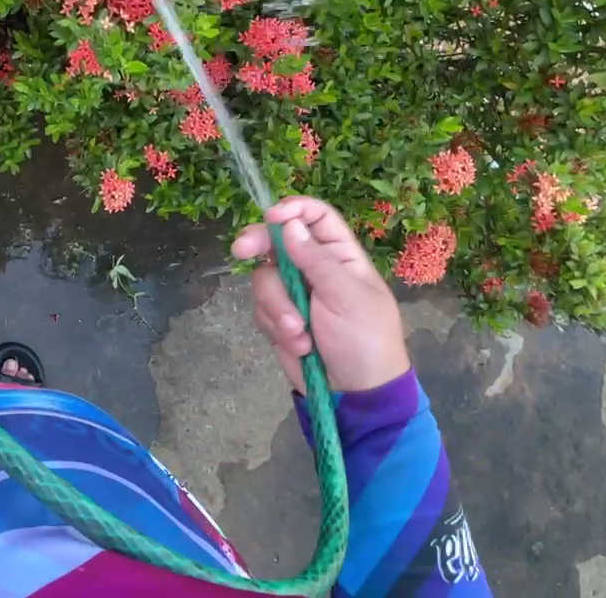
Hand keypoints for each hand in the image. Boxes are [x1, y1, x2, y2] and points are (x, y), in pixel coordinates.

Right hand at [232, 196, 409, 394]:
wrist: (356, 396)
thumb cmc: (364, 340)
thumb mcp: (346, 297)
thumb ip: (315, 260)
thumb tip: (288, 224)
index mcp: (340, 255)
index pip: (316, 217)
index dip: (293, 210)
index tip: (271, 216)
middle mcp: (313, 267)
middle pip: (276, 240)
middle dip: (258, 245)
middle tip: (240, 251)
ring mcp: (294, 291)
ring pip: (264, 278)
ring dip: (278, 306)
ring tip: (299, 333)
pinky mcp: (278, 316)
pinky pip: (261, 307)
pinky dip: (275, 325)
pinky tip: (298, 345)